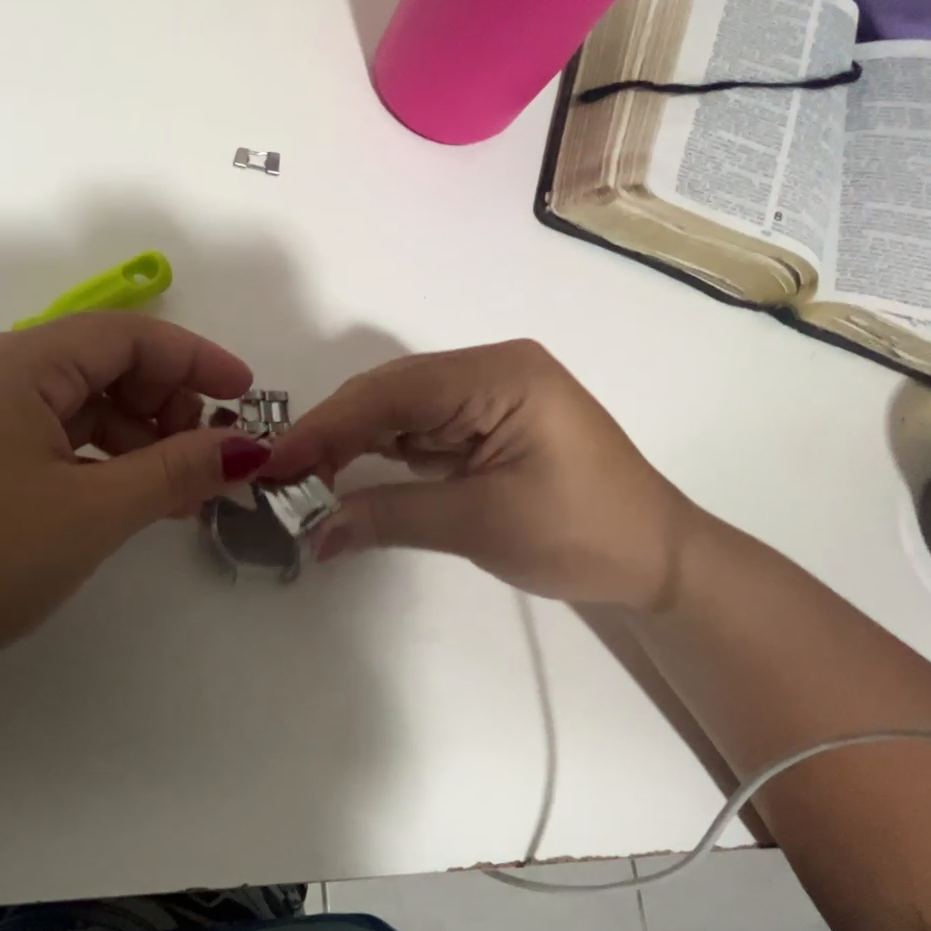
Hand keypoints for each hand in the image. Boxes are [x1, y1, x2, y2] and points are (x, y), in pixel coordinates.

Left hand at [0, 312, 272, 673]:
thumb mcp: (95, 511)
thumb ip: (176, 470)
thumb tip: (247, 448)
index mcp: (20, 363)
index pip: (128, 335)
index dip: (195, 359)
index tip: (247, 395)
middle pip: (105, 364)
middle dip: (167, 404)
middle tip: (208, 459)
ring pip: (82, 403)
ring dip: (138, 438)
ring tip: (178, 492)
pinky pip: (56, 435)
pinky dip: (101, 459)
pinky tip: (130, 496)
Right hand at [265, 340, 695, 609]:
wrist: (655, 560)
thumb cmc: (583, 534)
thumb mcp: (479, 525)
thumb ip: (388, 517)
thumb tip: (312, 534)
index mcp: (499, 375)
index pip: (391, 392)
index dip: (326, 426)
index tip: (275, 464)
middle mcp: (488, 370)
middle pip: (386, 392)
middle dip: (331, 433)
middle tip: (281, 479)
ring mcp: (485, 395)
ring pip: (394, 409)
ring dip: (348, 443)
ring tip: (303, 482)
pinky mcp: (481, 422)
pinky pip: (413, 429)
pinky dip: (376, 453)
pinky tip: (345, 476)